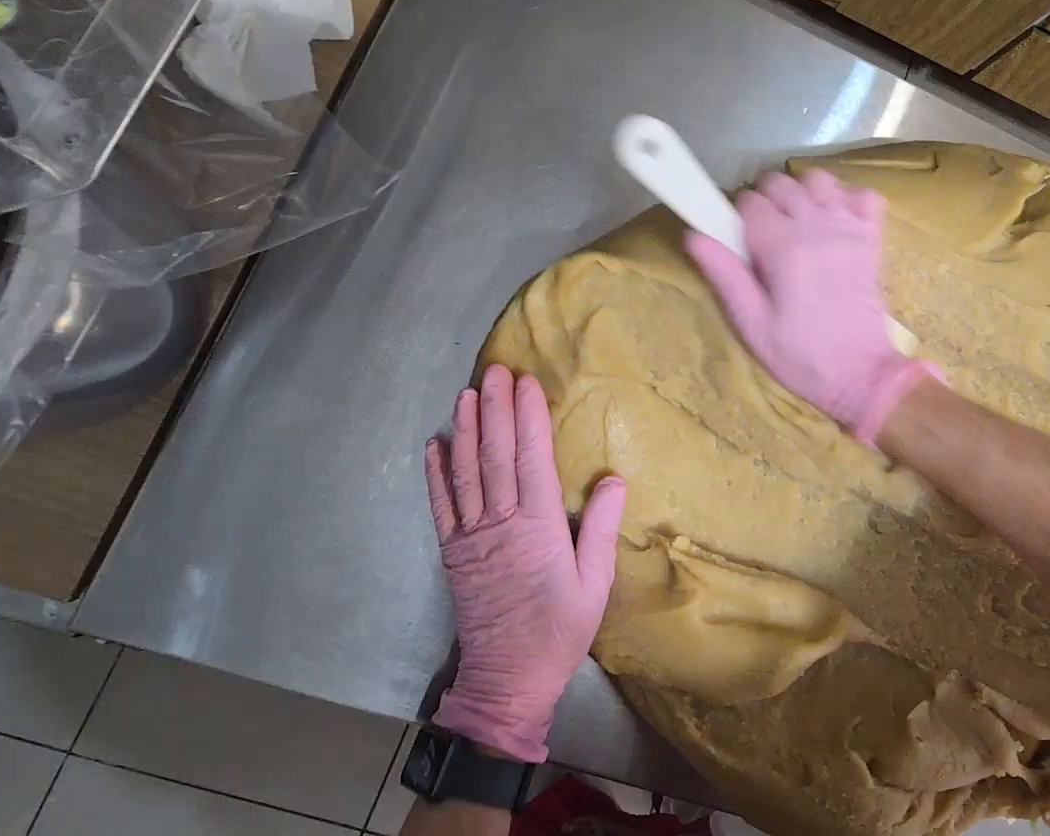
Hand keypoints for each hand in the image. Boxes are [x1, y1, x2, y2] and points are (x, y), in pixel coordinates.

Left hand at [424, 364, 626, 762]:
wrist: (508, 678)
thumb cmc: (560, 630)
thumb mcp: (595, 584)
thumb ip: (600, 530)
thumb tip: (614, 480)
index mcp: (538, 528)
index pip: (532, 459)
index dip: (529, 418)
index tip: (528, 384)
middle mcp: (501, 523)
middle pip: (496, 455)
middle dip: (495, 409)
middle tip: (494, 371)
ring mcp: (471, 536)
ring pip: (465, 472)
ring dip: (465, 429)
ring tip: (466, 394)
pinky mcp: (452, 552)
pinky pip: (441, 505)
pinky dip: (435, 472)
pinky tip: (435, 444)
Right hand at [684, 168, 938, 444]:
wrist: (862, 375)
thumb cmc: (801, 357)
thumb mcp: (752, 324)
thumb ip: (725, 275)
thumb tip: (693, 236)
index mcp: (783, 249)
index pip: (749, 202)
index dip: (738, 218)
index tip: (740, 244)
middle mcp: (817, 228)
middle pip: (781, 183)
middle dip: (766, 201)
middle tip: (764, 237)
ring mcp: (849, 229)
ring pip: (819, 179)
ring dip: (803, 193)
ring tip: (798, 224)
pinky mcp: (872, 238)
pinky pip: (864, 195)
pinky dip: (847, 199)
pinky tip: (835, 222)